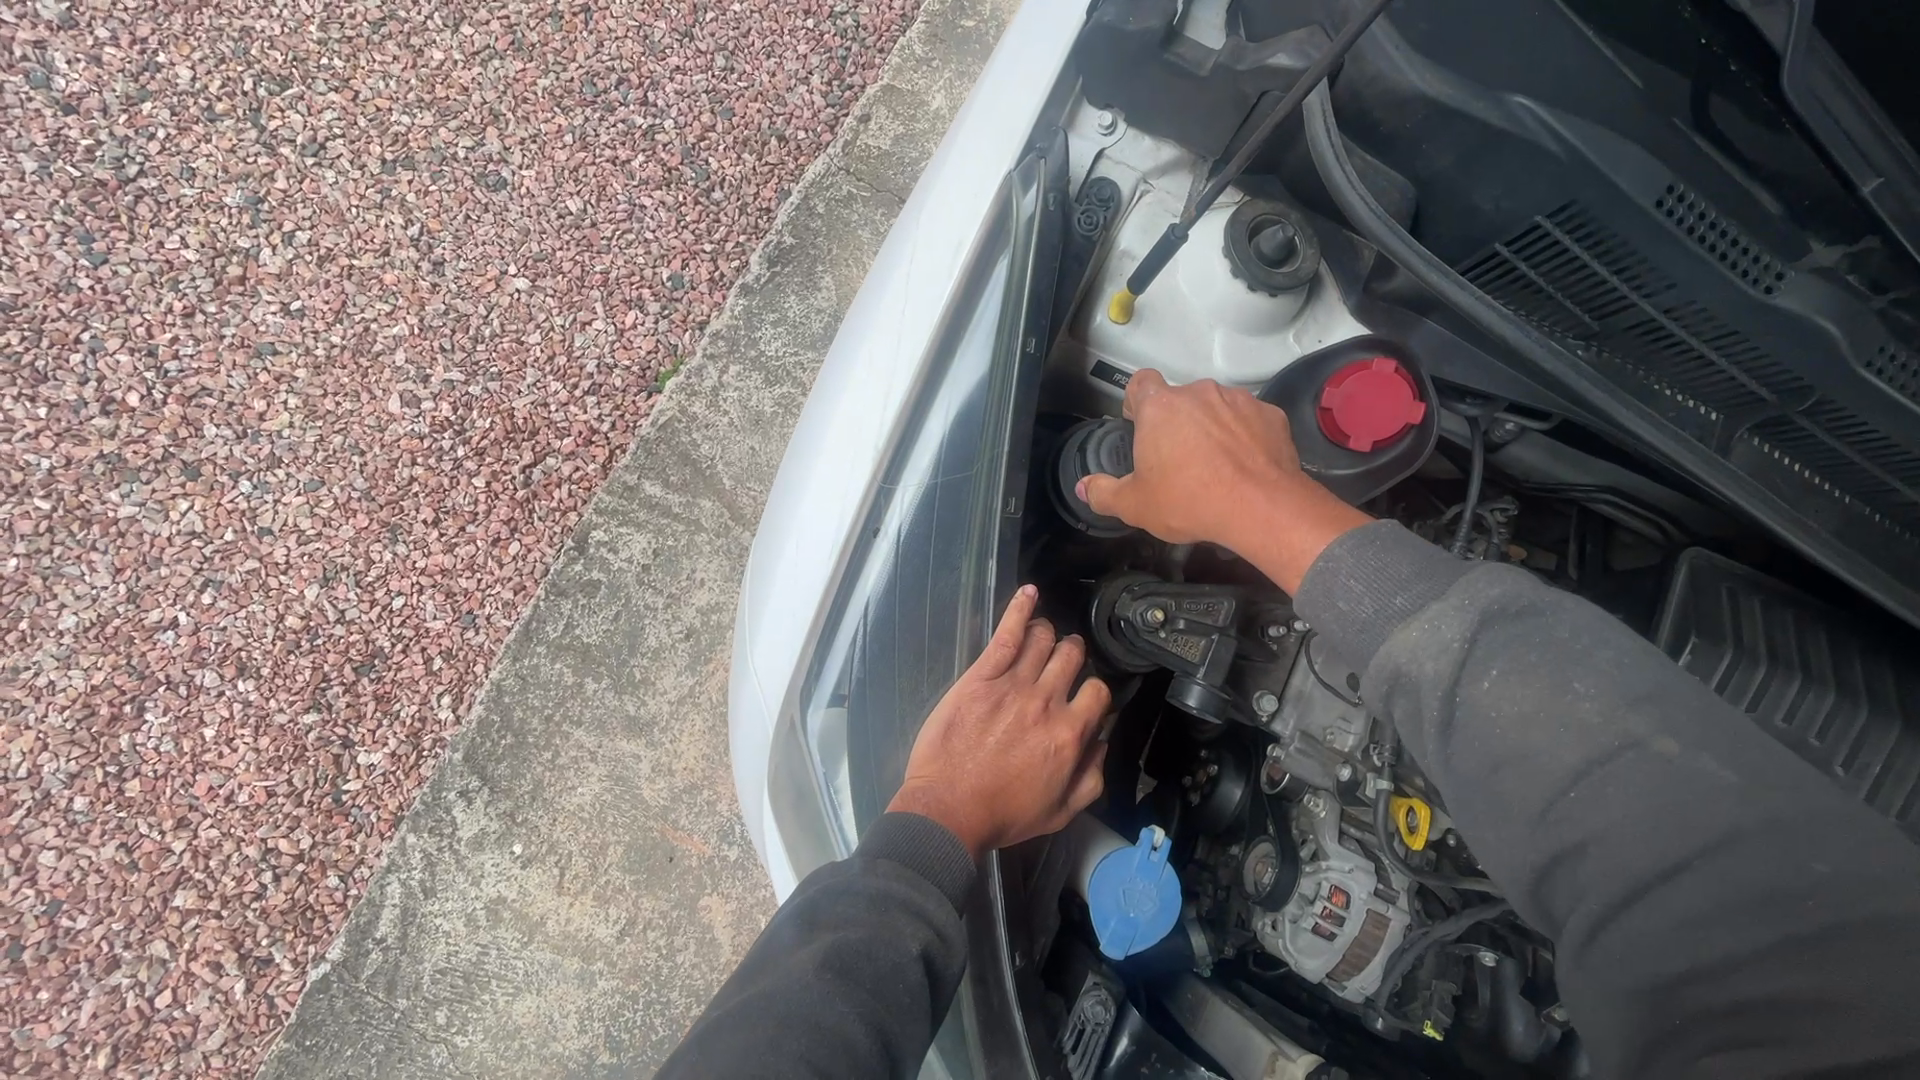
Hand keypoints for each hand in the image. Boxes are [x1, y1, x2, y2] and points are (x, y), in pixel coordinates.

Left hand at [887, 585, 1110, 860]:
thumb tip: (1101, 741)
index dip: (1094, 692)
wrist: (948, 810)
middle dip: (1072, 655)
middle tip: (1062, 662)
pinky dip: (1020, 609)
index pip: (1098, 692)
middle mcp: (1047, 702)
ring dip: (1047, 635)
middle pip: (1072, 657)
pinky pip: (1006, 634)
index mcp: (1070, 734)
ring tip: (1042, 638)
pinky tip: (1028, 593)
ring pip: (1043, 640)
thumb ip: (1091, 776)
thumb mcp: (1061, 811)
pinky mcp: (981, 676)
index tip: (1083, 696)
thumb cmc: (1003, 815)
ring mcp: (1013, 684)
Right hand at [1076, 369, 1371, 592]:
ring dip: (1211, 427)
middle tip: (1176, 458)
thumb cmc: (1189, 501)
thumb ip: (1103, 493)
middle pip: (1180, 399)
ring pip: (1216, 407)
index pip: (1141, 382)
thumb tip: (1083, 487)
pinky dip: (1244, 436)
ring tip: (1215, 464)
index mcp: (1160, 407)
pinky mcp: (1271, 415)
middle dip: (1176, 422)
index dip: (1137, 400)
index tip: (1139, 424)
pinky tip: (1244, 465)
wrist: (1261, 508)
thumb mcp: (1135, 505)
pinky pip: (1249, 420)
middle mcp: (1199, 393)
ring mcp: (1238, 400)